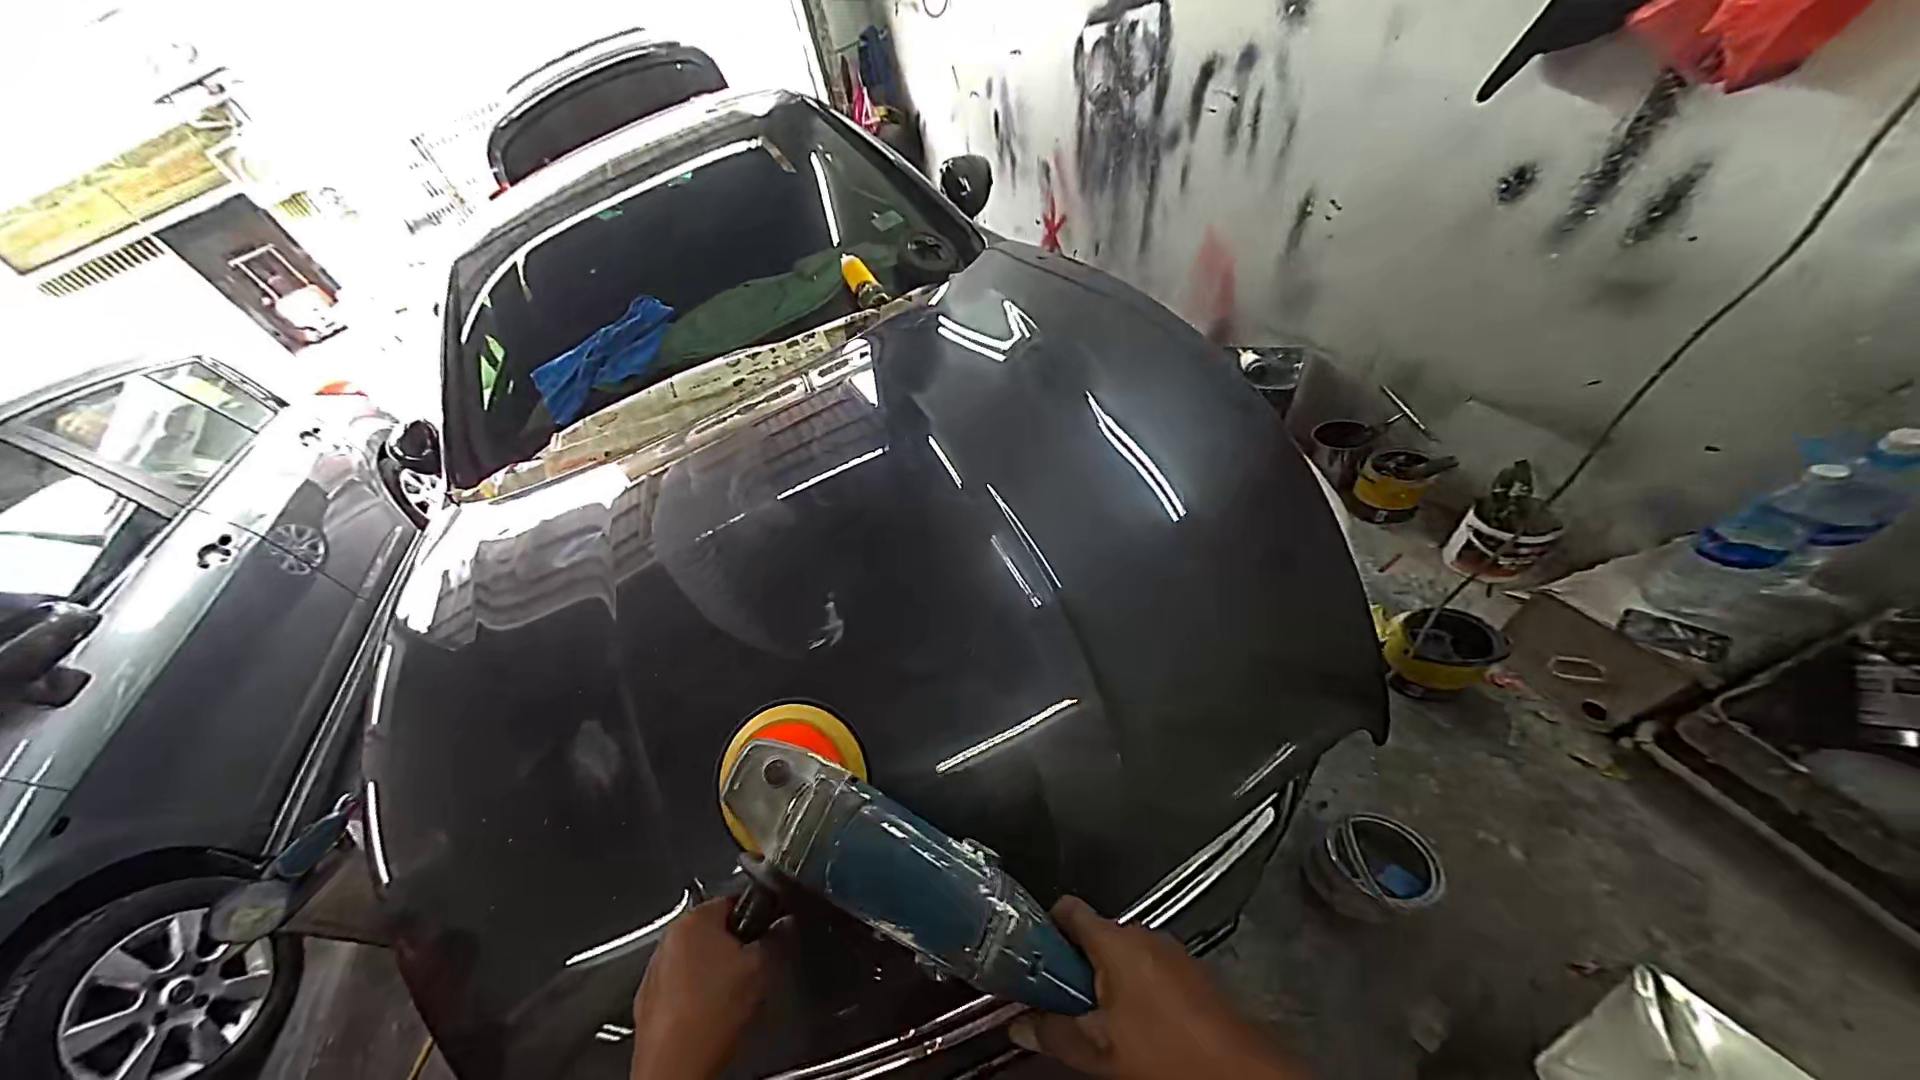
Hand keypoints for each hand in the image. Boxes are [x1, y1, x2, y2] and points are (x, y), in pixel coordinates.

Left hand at [630, 897, 771, 1079]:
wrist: (675, 1068)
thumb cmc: (714, 1012)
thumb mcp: (761, 967)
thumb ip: (775, 937)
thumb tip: (781, 926)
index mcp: (695, 919)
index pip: (733, 900)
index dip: (753, 917)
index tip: (763, 935)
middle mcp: (668, 938)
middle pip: (712, 930)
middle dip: (732, 945)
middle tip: (748, 968)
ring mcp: (653, 970)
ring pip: (694, 957)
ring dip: (711, 969)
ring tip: (728, 995)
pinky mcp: (646, 1000)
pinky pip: (678, 984)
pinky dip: (692, 993)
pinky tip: (706, 1012)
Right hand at [1008, 896, 1305, 1079]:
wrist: (1241, 1075)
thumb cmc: (1171, 1055)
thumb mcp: (1099, 1051)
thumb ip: (1054, 1033)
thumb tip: (1021, 1024)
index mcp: (1115, 941)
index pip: (1068, 909)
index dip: (1045, 926)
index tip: (1033, 954)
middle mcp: (1142, 935)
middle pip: (1092, 935)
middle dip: (1075, 966)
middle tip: (1065, 1002)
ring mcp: (1168, 952)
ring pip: (1120, 954)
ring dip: (1105, 979)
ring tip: (1103, 1022)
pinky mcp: (1189, 972)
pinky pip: (1147, 967)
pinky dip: (1134, 988)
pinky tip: (1138, 1027)